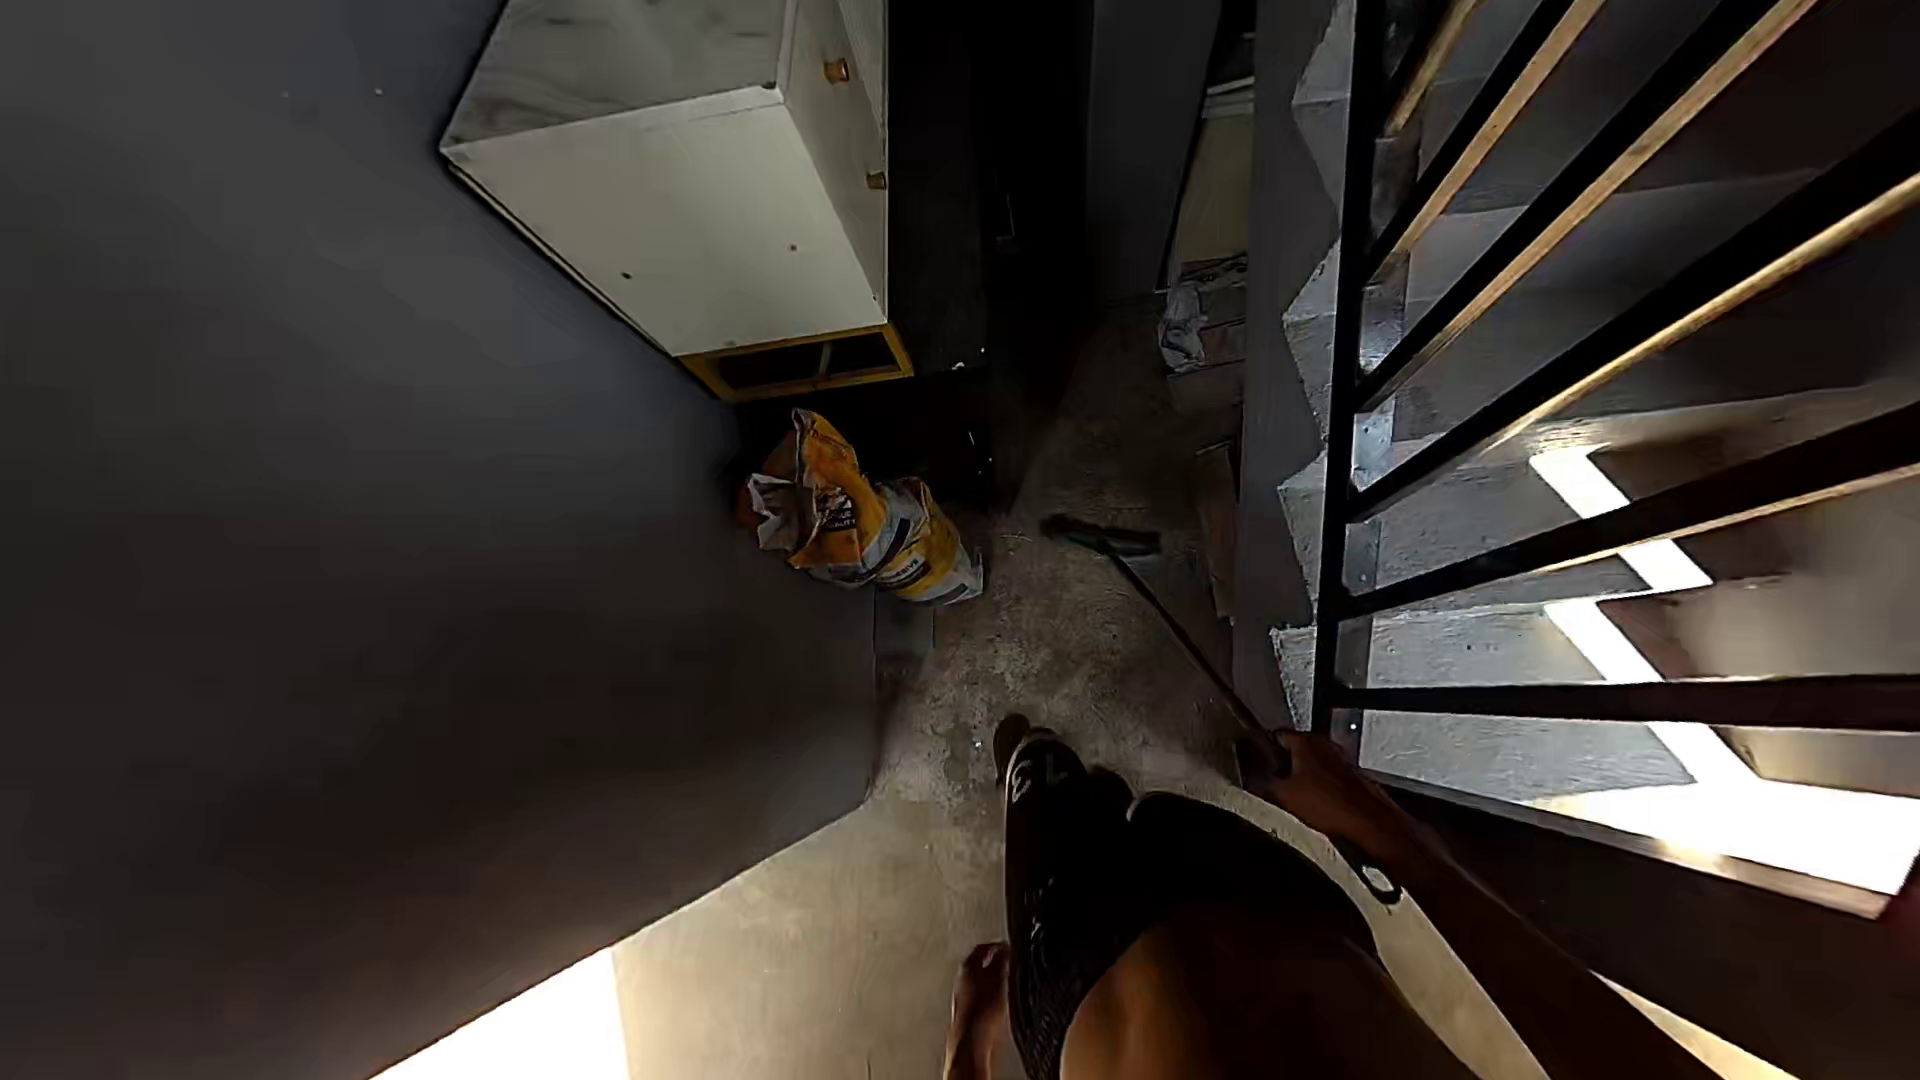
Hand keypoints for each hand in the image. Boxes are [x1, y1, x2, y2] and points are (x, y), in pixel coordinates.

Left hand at [944, 942, 1009, 1078]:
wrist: (971, 1041)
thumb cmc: (982, 1009)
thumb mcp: (999, 978)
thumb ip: (1002, 960)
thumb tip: (1004, 947)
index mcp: (966, 965)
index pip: (981, 948)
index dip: (995, 946)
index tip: (1005, 947)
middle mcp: (960, 979)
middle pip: (977, 964)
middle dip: (992, 963)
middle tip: (1005, 963)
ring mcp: (961, 997)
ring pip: (976, 981)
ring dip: (989, 980)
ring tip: (1003, 984)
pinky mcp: (964, 1014)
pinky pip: (976, 998)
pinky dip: (986, 995)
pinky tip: (995, 1003)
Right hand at [1256, 734, 1432, 862]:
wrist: (1373, 825)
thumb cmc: (1330, 805)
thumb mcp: (1283, 795)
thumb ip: (1263, 782)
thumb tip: (1254, 779)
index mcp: (1305, 741)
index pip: (1276, 735)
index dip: (1264, 748)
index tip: (1259, 761)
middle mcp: (1325, 745)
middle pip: (1296, 749)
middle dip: (1285, 765)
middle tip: (1277, 783)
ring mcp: (1343, 760)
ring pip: (1314, 764)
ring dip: (1305, 777)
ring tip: (1299, 799)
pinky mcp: (1356, 778)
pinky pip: (1330, 778)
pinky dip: (1323, 788)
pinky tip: (1321, 807)